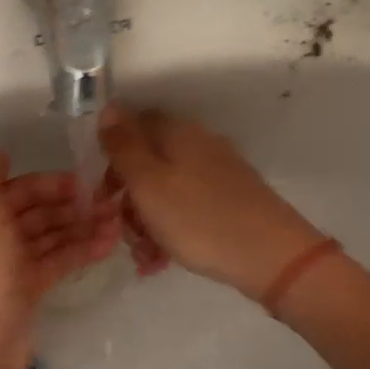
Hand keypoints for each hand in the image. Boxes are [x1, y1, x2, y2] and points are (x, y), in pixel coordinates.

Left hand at [0, 153, 119, 368]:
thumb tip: (0, 154)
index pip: (16, 191)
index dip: (48, 184)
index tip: (85, 183)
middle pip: (36, 213)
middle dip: (72, 206)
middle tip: (112, 201)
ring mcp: (11, 266)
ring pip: (51, 237)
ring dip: (82, 227)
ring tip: (119, 221)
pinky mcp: (29, 290)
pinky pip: (58, 261)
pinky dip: (80, 251)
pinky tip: (109, 244)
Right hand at [99, 105, 325, 296]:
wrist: (266, 254)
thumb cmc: (197, 219)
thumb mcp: (148, 184)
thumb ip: (123, 146)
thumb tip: (107, 108)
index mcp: (176, 133)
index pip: (132, 126)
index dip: (110, 157)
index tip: (102, 193)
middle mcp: (197, 145)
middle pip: (146, 164)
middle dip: (126, 199)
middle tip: (121, 230)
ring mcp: (215, 173)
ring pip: (163, 192)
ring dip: (144, 223)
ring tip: (145, 257)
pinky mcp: (227, 200)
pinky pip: (184, 210)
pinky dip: (168, 232)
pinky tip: (161, 260)